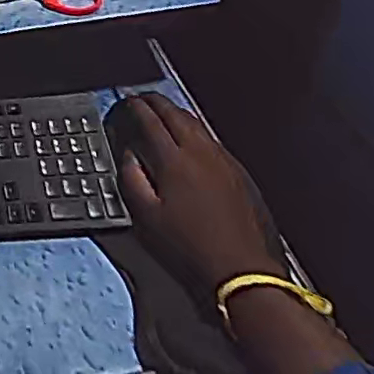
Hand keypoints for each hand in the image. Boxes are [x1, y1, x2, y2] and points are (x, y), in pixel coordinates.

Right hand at [117, 93, 281, 288]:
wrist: (245, 274)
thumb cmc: (192, 248)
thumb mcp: (147, 217)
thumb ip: (131, 179)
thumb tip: (128, 157)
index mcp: (174, 161)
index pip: (151, 120)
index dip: (136, 107)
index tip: (129, 101)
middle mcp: (201, 154)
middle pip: (176, 114)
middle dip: (157, 102)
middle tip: (144, 99)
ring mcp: (225, 163)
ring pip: (198, 124)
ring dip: (178, 114)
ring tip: (166, 113)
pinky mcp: (242, 175)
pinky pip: (214, 141)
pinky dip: (198, 132)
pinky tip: (193, 141)